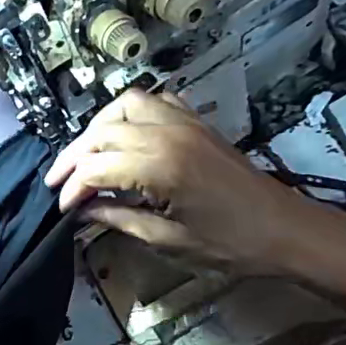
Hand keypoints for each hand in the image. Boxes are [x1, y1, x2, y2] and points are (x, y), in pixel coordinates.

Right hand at [44, 89, 345, 277]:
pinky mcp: (196, 121)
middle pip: (102, 133)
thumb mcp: (168, 239)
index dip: (73, 188)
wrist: (286, 229)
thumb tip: (84, 211)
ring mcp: (183, 122)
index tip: (63, 208)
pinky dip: (132, 112)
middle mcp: (167, 135)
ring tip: (87, 153)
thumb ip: (119, 218)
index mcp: (160, 168)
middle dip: (74, 157)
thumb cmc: (230, 244)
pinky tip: (125, 133)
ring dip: (98, 127)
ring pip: (123, 106)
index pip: (96, 168)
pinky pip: (154, 100)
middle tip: (59, 181)